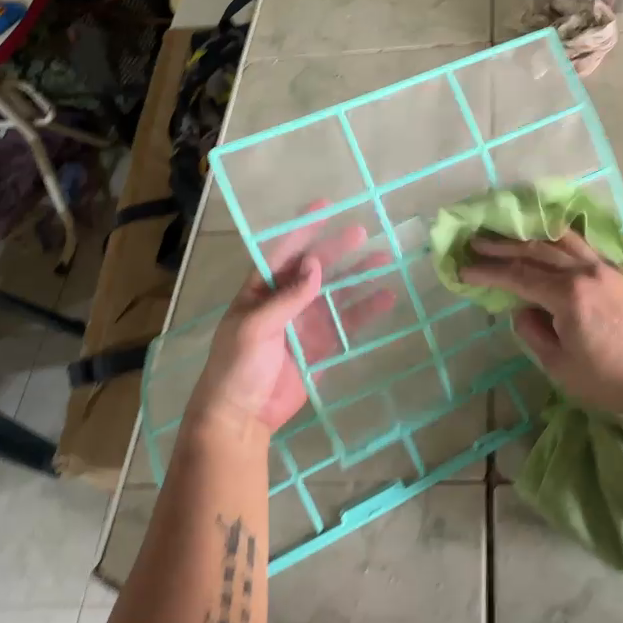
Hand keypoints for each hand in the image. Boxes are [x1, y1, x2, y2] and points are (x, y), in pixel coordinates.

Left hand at [187, 211, 396, 438]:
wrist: (240, 416)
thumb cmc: (236, 367)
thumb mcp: (255, 327)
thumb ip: (287, 297)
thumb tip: (316, 266)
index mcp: (260, 291)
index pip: (283, 252)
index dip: (304, 229)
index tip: (325, 205)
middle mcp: (285, 301)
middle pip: (316, 268)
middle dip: (338, 249)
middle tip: (362, 232)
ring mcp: (305, 324)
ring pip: (337, 293)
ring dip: (358, 276)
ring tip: (385, 259)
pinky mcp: (321, 346)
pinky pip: (347, 323)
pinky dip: (366, 310)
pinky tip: (386, 297)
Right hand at [458, 230, 622, 416]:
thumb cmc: (606, 379)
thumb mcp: (558, 365)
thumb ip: (532, 332)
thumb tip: (521, 309)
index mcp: (568, 294)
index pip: (518, 275)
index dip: (489, 271)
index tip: (464, 269)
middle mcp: (584, 271)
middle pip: (536, 250)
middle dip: (502, 246)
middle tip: (475, 241)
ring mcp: (604, 268)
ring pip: (560, 241)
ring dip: (530, 236)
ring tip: (506, 234)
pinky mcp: (617, 272)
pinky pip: (582, 246)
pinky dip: (559, 238)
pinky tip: (548, 237)